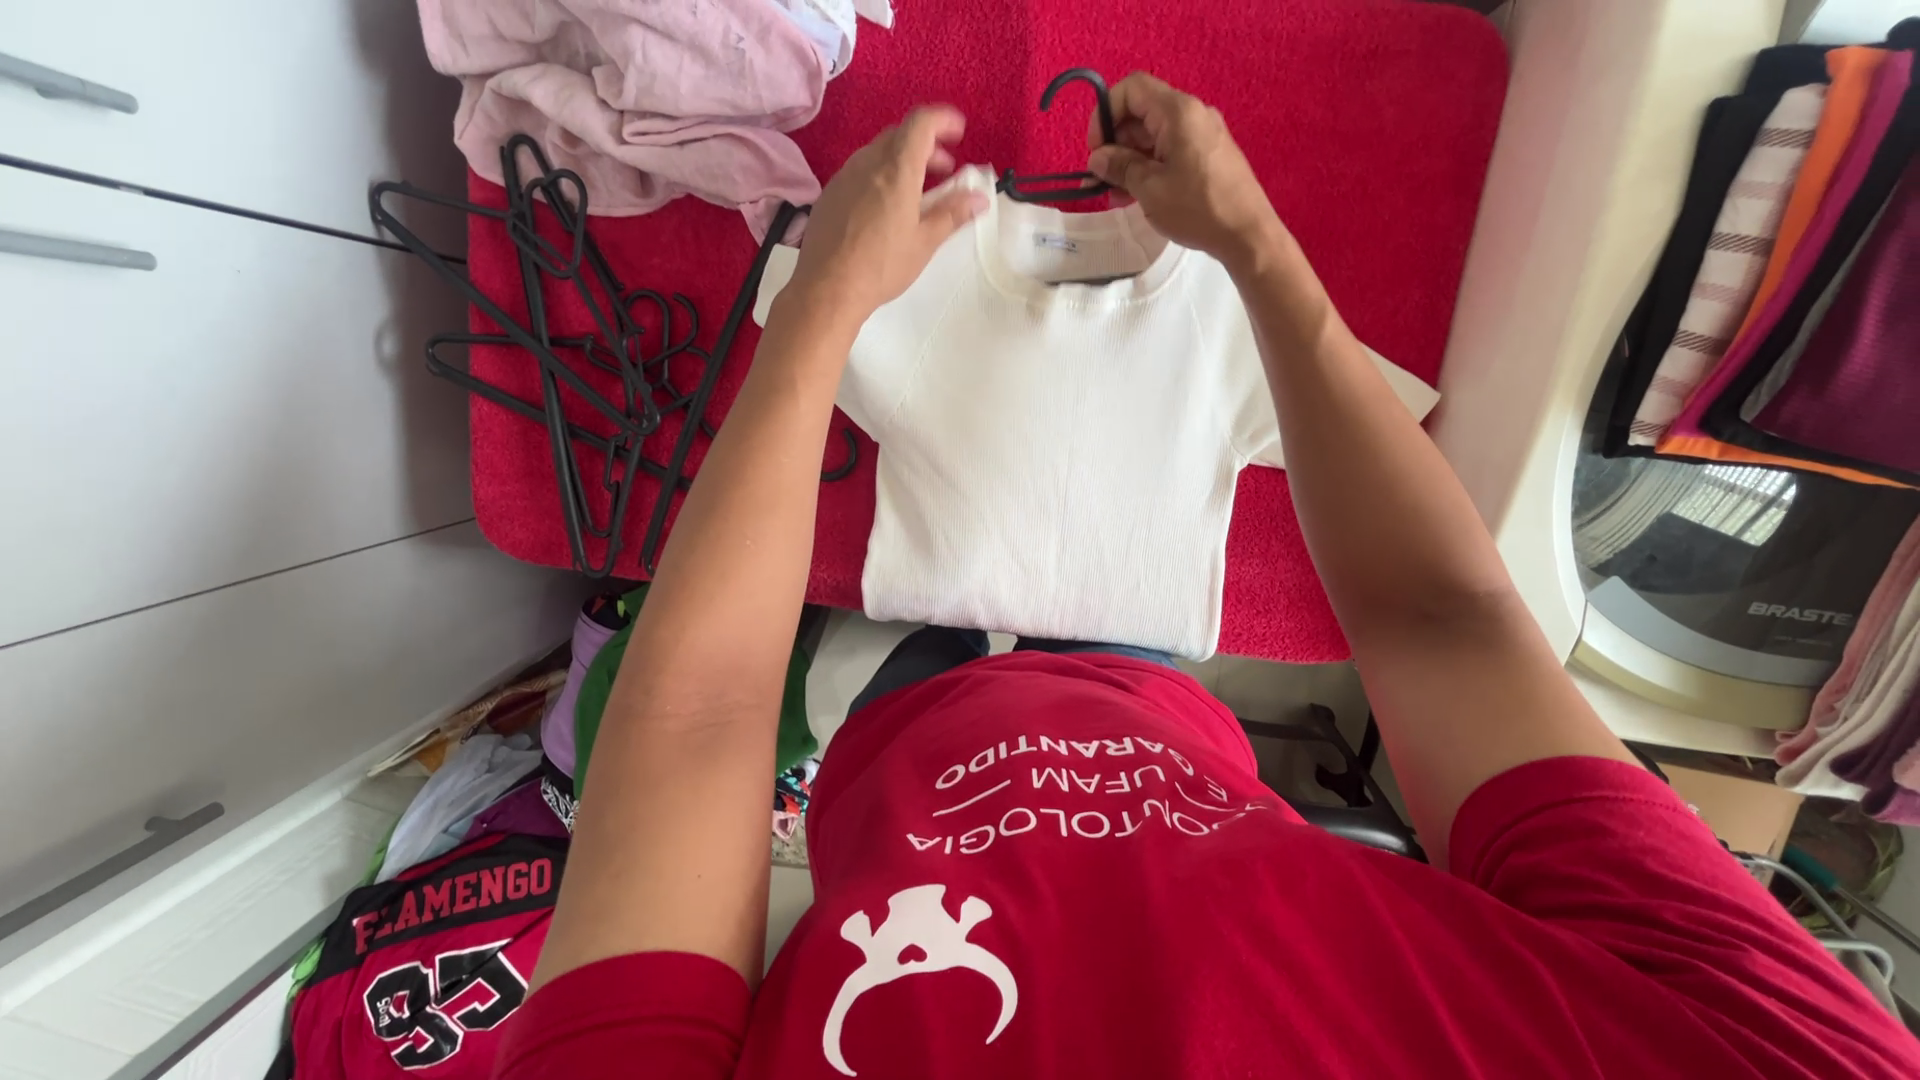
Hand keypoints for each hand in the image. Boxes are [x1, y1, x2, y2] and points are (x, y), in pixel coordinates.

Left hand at [787, 105, 988, 318]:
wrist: (827, 289)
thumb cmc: (881, 267)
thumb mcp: (924, 242)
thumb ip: (953, 214)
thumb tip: (979, 198)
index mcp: (896, 170)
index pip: (921, 123)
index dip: (943, 120)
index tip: (959, 133)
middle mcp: (868, 164)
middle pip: (899, 135)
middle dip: (927, 145)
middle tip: (944, 170)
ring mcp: (845, 177)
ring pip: (878, 153)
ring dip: (902, 161)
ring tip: (917, 191)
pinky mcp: (830, 194)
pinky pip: (860, 172)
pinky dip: (880, 176)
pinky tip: (885, 207)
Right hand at [1086, 73, 1287, 275]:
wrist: (1246, 233)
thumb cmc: (1196, 208)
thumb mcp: (1150, 189)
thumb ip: (1120, 167)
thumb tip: (1098, 158)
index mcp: (1177, 112)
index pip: (1132, 89)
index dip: (1105, 113)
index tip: (1096, 148)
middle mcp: (1191, 113)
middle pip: (1142, 112)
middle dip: (1115, 142)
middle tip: (1100, 178)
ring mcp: (1202, 134)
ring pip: (1154, 135)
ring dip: (1129, 159)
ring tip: (1115, 193)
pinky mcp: (1207, 154)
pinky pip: (1170, 150)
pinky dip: (1149, 166)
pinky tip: (1137, 194)